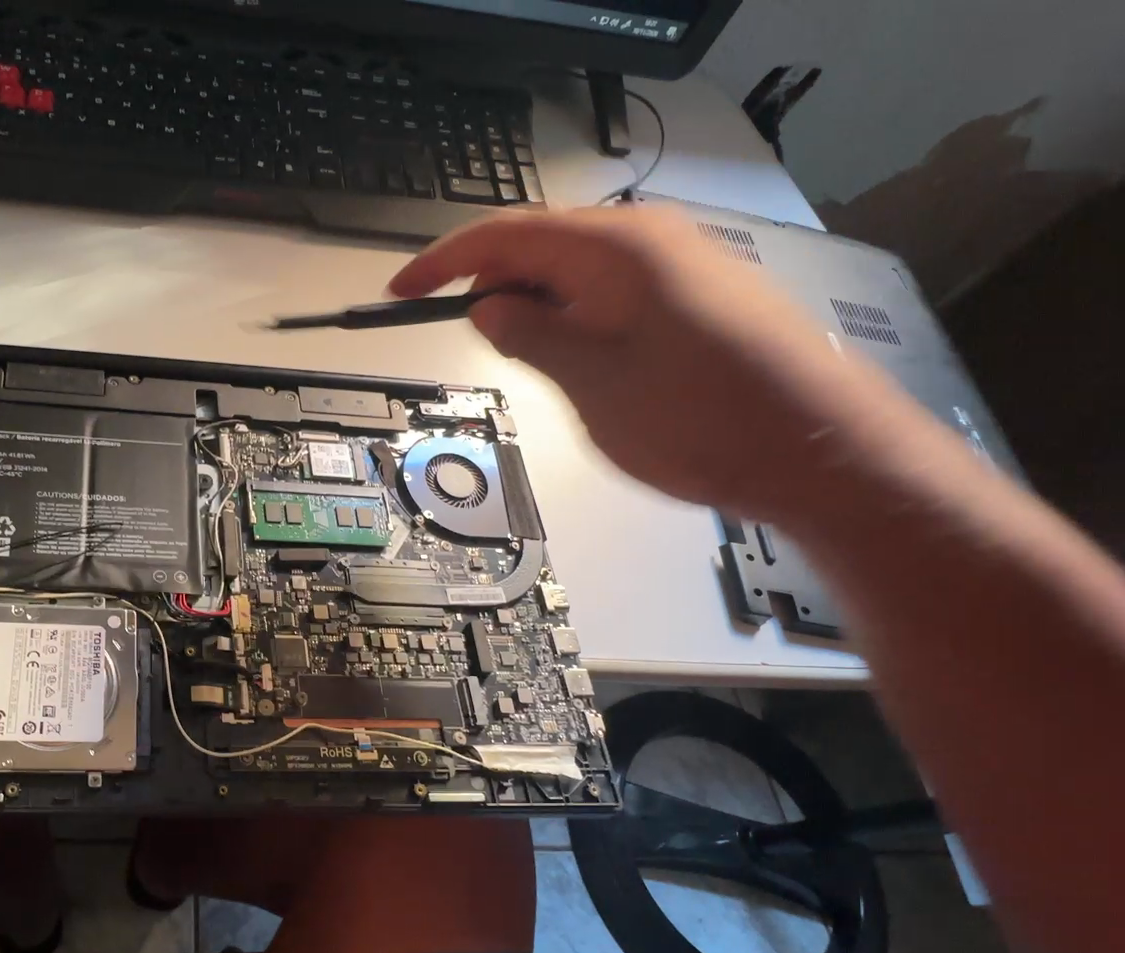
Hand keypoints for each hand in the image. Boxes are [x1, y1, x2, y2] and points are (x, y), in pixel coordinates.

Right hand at [391, 206, 936, 521]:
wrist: (819, 452)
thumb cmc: (702, 417)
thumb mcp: (589, 382)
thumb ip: (528, 336)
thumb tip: (487, 307)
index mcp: (616, 249)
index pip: (504, 236)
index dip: (441, 263)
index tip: (397, 293)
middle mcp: (649, 243)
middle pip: (539, 246)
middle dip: (486, 283)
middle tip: (448, 327)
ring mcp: (677, 268)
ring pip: (573, 272)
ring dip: (529, 304)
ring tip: (508, 351)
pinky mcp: (693, 298)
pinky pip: (607, 292)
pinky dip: (568, 315)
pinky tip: (565, 353)